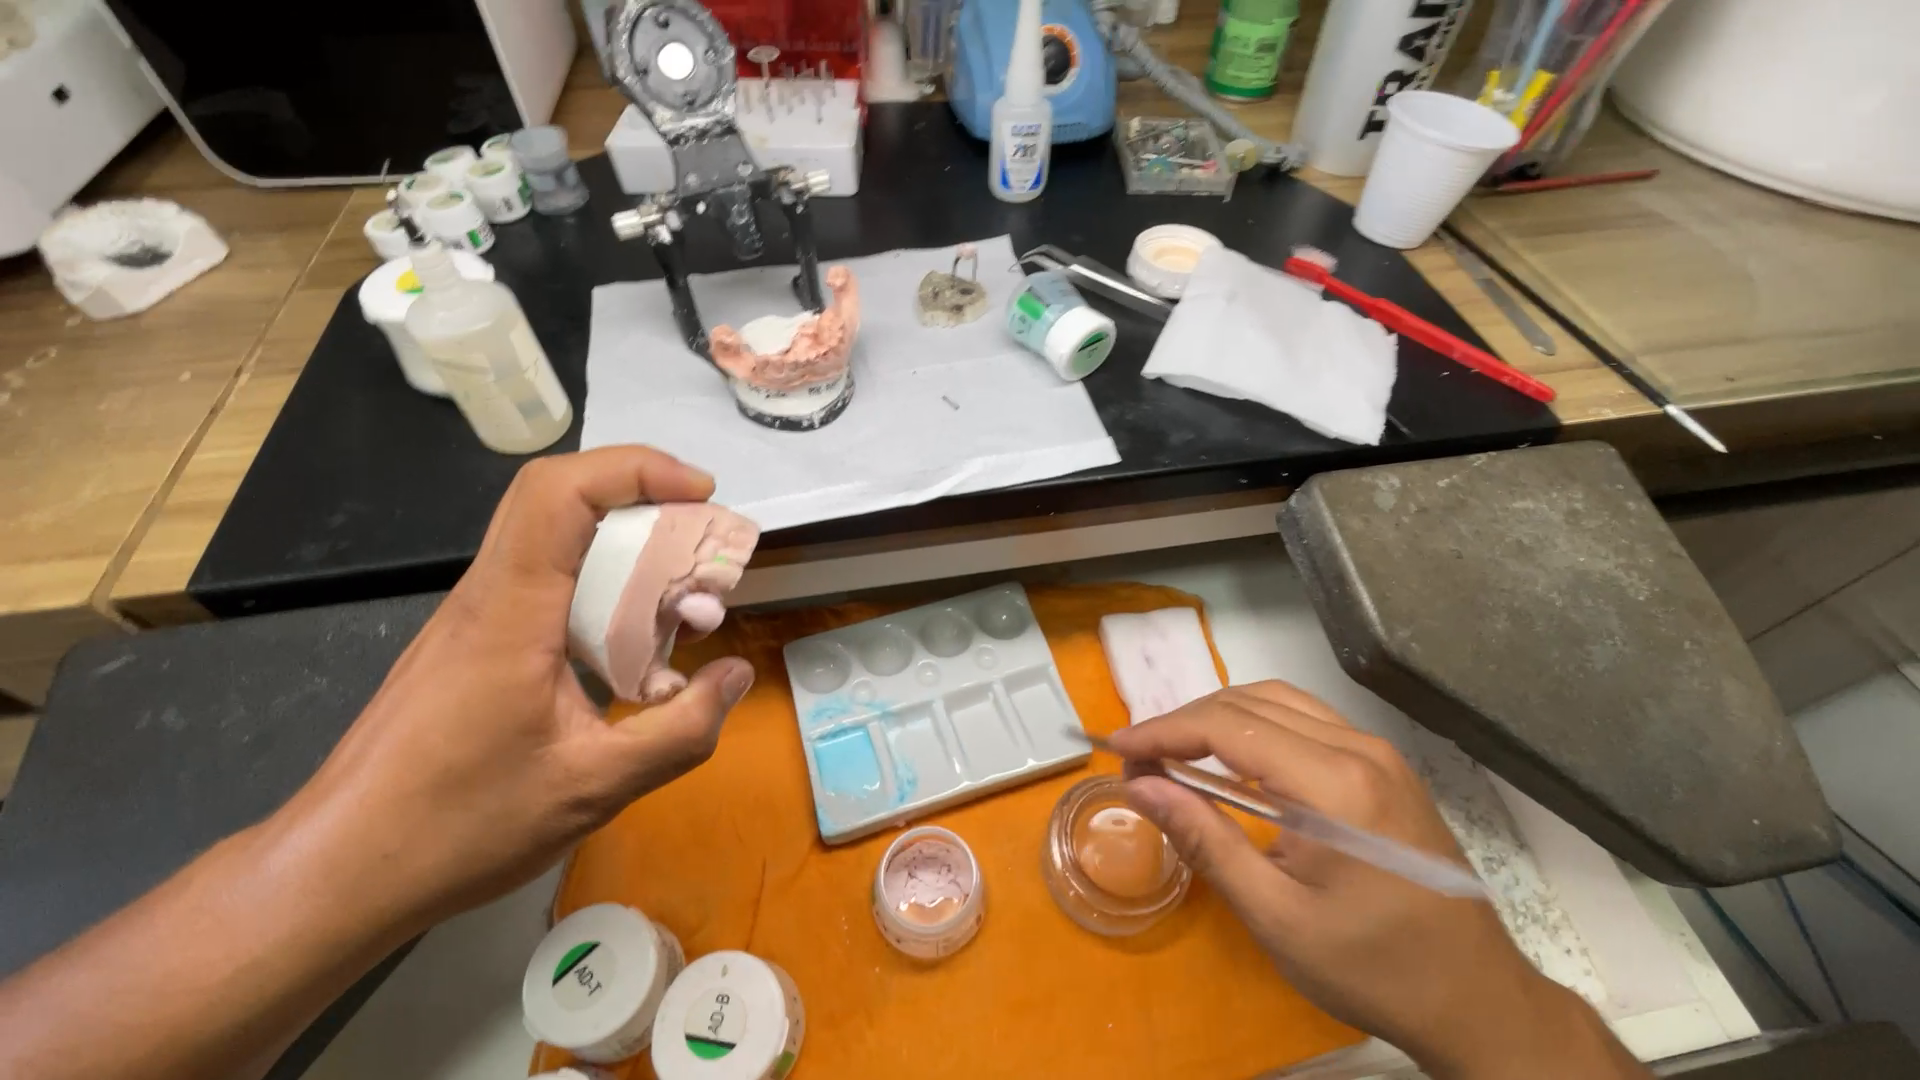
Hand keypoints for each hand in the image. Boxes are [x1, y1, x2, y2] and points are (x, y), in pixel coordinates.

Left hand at [273, 446, 755, 927]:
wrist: (337, 874)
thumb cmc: (459, 827)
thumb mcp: (594, 789)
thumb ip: (681, 731)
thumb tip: (736, 675)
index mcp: (510, 614)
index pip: (560, 493)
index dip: (636, 469)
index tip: (700, 494)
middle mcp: (485, 598)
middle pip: (555, 499)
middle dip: (641, 497)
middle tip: (701, 539)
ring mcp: (470, 620)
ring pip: (549, 541)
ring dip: (621, 546)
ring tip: (679, 594)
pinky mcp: (469, 647)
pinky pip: (541, 584)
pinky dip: (598, 586)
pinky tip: (627, 644)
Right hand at [1106, 682, 1646, 1079]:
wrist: (1477, 1000)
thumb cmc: (1373, 967)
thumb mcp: (1276, 915)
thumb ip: (1204, 839)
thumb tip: (1139, 786)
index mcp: (1335, 784)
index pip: (1228, 727)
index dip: (1164, 730)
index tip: (1116, 748)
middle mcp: (1359, 749)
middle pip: (1249, 704)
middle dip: (1184, 722)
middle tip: (1138, 758)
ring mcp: (1379, 752)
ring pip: (1278, 702)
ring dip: (1217, 717)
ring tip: (1173, 752)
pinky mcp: (1385, 765)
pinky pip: (1305, 720)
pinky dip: (1255, 726)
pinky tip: (1232, 759)